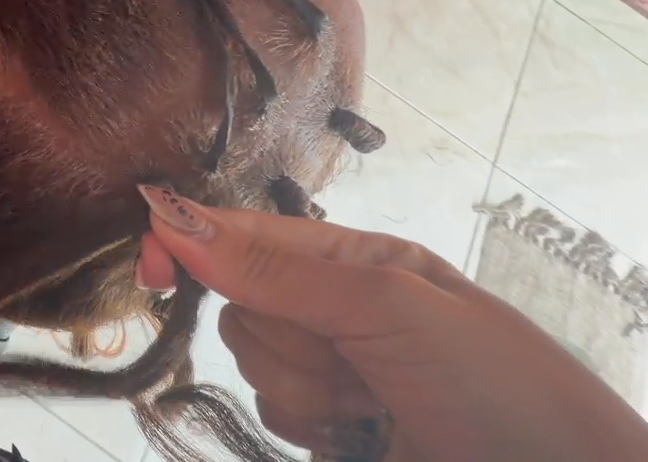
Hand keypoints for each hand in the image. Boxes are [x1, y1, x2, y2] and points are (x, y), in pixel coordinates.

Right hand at [134, 186, 647, 461]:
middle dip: (285, 337)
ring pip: (250, 359)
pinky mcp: (327, 428)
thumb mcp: (385, 306)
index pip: (239, 232)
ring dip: (304, 387)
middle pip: (238, 301)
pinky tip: (364, 435)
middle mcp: (330, 306)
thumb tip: (164, 212)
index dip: (186, 240)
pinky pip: (271, 411)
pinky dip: (309, 425)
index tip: (150, 270)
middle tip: (351, 361)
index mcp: (348, 257)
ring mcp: (329, 370)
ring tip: (375, 405)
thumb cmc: (496, 389)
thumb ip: (270, 266)